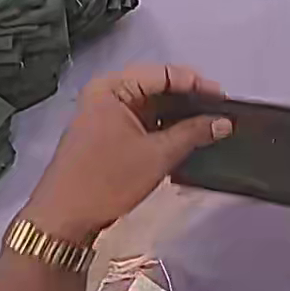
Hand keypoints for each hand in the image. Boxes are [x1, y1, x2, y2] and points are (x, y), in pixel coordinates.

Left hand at [20, 65, 231, 242]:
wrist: (65, 216)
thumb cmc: (108, 180)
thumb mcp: (158, 155)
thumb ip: (194, 133)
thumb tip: (224, 122)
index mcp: (113, 88)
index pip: (164, 74)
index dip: (196, 84)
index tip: (223, 99)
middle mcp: (107, 94)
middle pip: (158, 87)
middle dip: (190, 100)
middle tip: (220, 112)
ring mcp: (106, 114)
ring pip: (152, 106)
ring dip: (179, 115)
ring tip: (210, 125)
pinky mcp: (108, 133)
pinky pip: (143, 121)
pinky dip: (165, 127)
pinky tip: (188, 137)